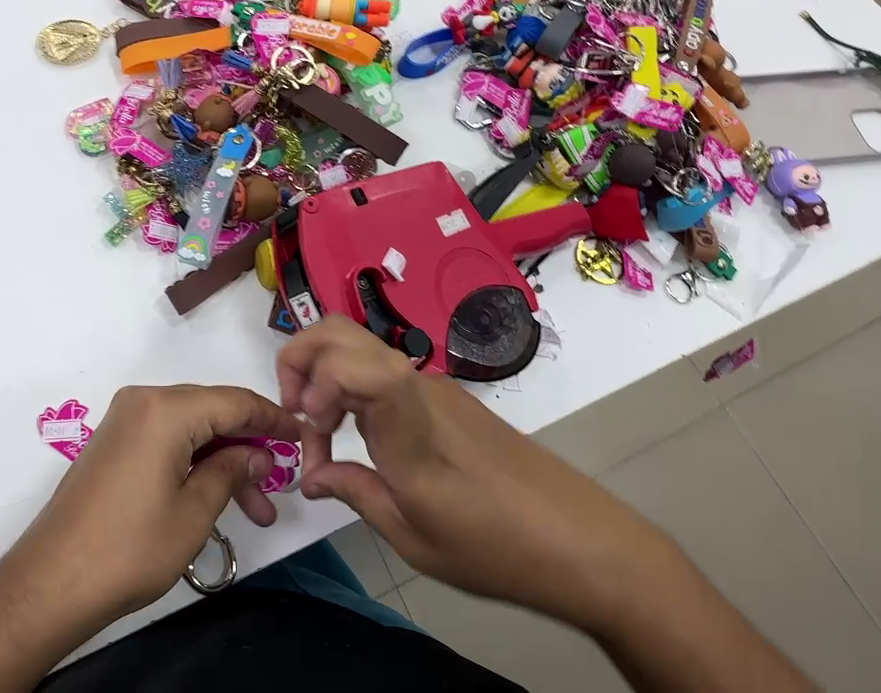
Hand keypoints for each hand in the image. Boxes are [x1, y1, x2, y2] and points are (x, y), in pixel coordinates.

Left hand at [7, 385, 299, 622]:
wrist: (51, 582)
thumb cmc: (130, 548)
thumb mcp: (194, 512)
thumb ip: (231, 472)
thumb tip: (259, 455)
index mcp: (165, 409)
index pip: (234, 401)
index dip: (273, 418)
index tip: (304, 436)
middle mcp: (143, 402)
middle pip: (212, 411)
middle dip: (249, 447)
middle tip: (280, 485)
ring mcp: (124, 421)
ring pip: (191, 429)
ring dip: (224, 462)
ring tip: (255, 510)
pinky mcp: (114, 443)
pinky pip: (167, 439)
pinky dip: (195, 461)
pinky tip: (216, 494)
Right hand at [277, 316, 690, 635]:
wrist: (584, 543)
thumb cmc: (495, 549)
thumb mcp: (412, 536)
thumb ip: (354, 492)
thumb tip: (312, 475)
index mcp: (409, 426)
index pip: (354, 360)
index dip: (315, 378)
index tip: (305, 426)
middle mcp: (419, 389)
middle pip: (343, 332)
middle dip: (300, 360)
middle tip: (296, 416)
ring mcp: (435, 389)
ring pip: (361, 351)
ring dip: (326, 380)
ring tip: (323, 442)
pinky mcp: (449, 400)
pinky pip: (385, 374)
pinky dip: (353, 390)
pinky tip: (358, 440)